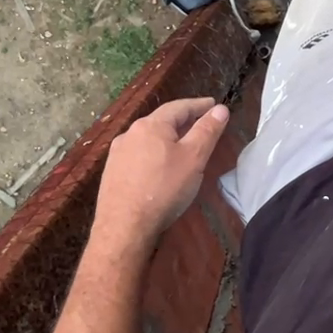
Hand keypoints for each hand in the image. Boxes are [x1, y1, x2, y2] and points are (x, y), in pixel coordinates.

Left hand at [87, 97, 230, 262]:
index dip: (199, 105)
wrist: (124, 227)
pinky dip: (154, 152)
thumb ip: (208, 130)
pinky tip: (160, 166)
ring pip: (148, 138)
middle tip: (201, 123)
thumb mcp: (194, 158)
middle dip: (183, 120)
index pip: (179, 107)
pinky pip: (138, 154)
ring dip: (167, 137)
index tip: (214, 105)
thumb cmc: (165, 188)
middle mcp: (130, 134)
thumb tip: (220, 109)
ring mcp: (118, 154)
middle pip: (162, 121)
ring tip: (182, 145)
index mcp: (151, 125)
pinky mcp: (112, 173)